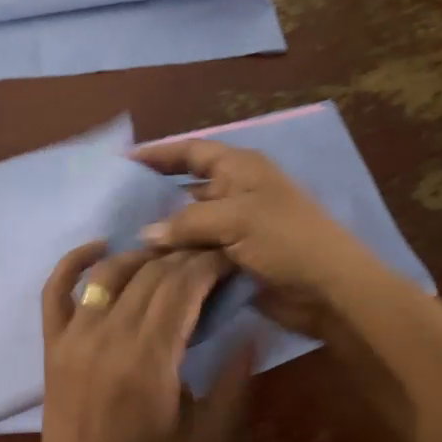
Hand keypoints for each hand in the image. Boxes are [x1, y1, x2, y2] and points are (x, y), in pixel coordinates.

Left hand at [13, 244, 253, 441]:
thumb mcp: (209, 440)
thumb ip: (235, 382)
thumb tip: (252, 329)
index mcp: (149, 359)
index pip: (182, 285)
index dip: (209, 264)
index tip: (230, 259)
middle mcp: (108, 336)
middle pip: (151, 274)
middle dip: (185, 257)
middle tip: (210, 258)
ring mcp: (74, 337)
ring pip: (110, 273)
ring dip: (144, 257)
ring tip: (172, 257)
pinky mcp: (52, 345)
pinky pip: (55, 290)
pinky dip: (73, 261)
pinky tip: (99, 247)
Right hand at [129, 140, 376, 338]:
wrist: (329, 289)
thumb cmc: (285, 238)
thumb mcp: (234, 219)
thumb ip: (187, 222)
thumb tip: (146, 233)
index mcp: (238, 168)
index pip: (190, 152)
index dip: (158, 154)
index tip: (122, 161)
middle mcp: (234, 191)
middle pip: (185, 188)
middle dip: (153, 197)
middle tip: (112, 210)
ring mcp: (235, 227)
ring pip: (189, 225)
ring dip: (163, 233)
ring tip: (121, 242)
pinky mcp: (236, 259)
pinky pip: (198, 253)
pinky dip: (178, 259)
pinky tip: (147, 269)